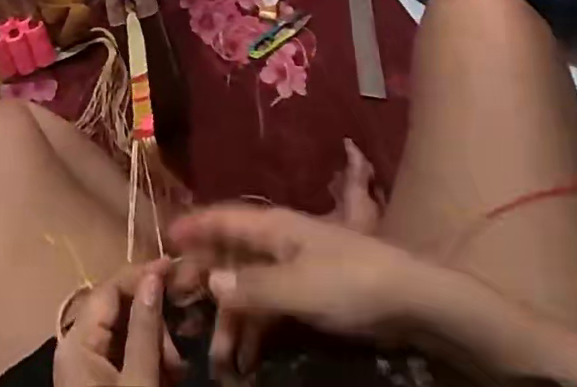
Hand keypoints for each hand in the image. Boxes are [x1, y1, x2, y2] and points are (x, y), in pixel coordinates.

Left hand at [54, 260, 182, 385]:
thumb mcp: (138, 380)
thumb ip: (145, 328)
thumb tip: (154, 275)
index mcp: (77, 341)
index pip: (110, 288)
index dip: (142, 274)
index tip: (174, 267)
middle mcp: (77, 345)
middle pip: (119, 307)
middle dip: (154, 316)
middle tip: (181, 336)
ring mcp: (86, 363)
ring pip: (127, 330)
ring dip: (156, 339)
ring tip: (177, 365)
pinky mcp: (98, 380)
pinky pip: (126, 352)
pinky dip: (149, 356)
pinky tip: (169, 371)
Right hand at [170, 205, 436, 343]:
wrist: (408, 299)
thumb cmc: (349, 282)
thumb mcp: (297, 287)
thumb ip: (252, 286)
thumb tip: (209, 281)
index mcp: (274, 227)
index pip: (225, 219)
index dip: (197, 224)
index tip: (167, 235)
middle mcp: (280, 241)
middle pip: (232, 255)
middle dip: (207, 281)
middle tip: (179, 305)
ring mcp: (295, 267)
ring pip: (250, 286)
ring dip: (232, 319)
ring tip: (218, 357)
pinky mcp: (309, 293)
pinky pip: (270, 307)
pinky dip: (256, 328)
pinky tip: (246, 357)